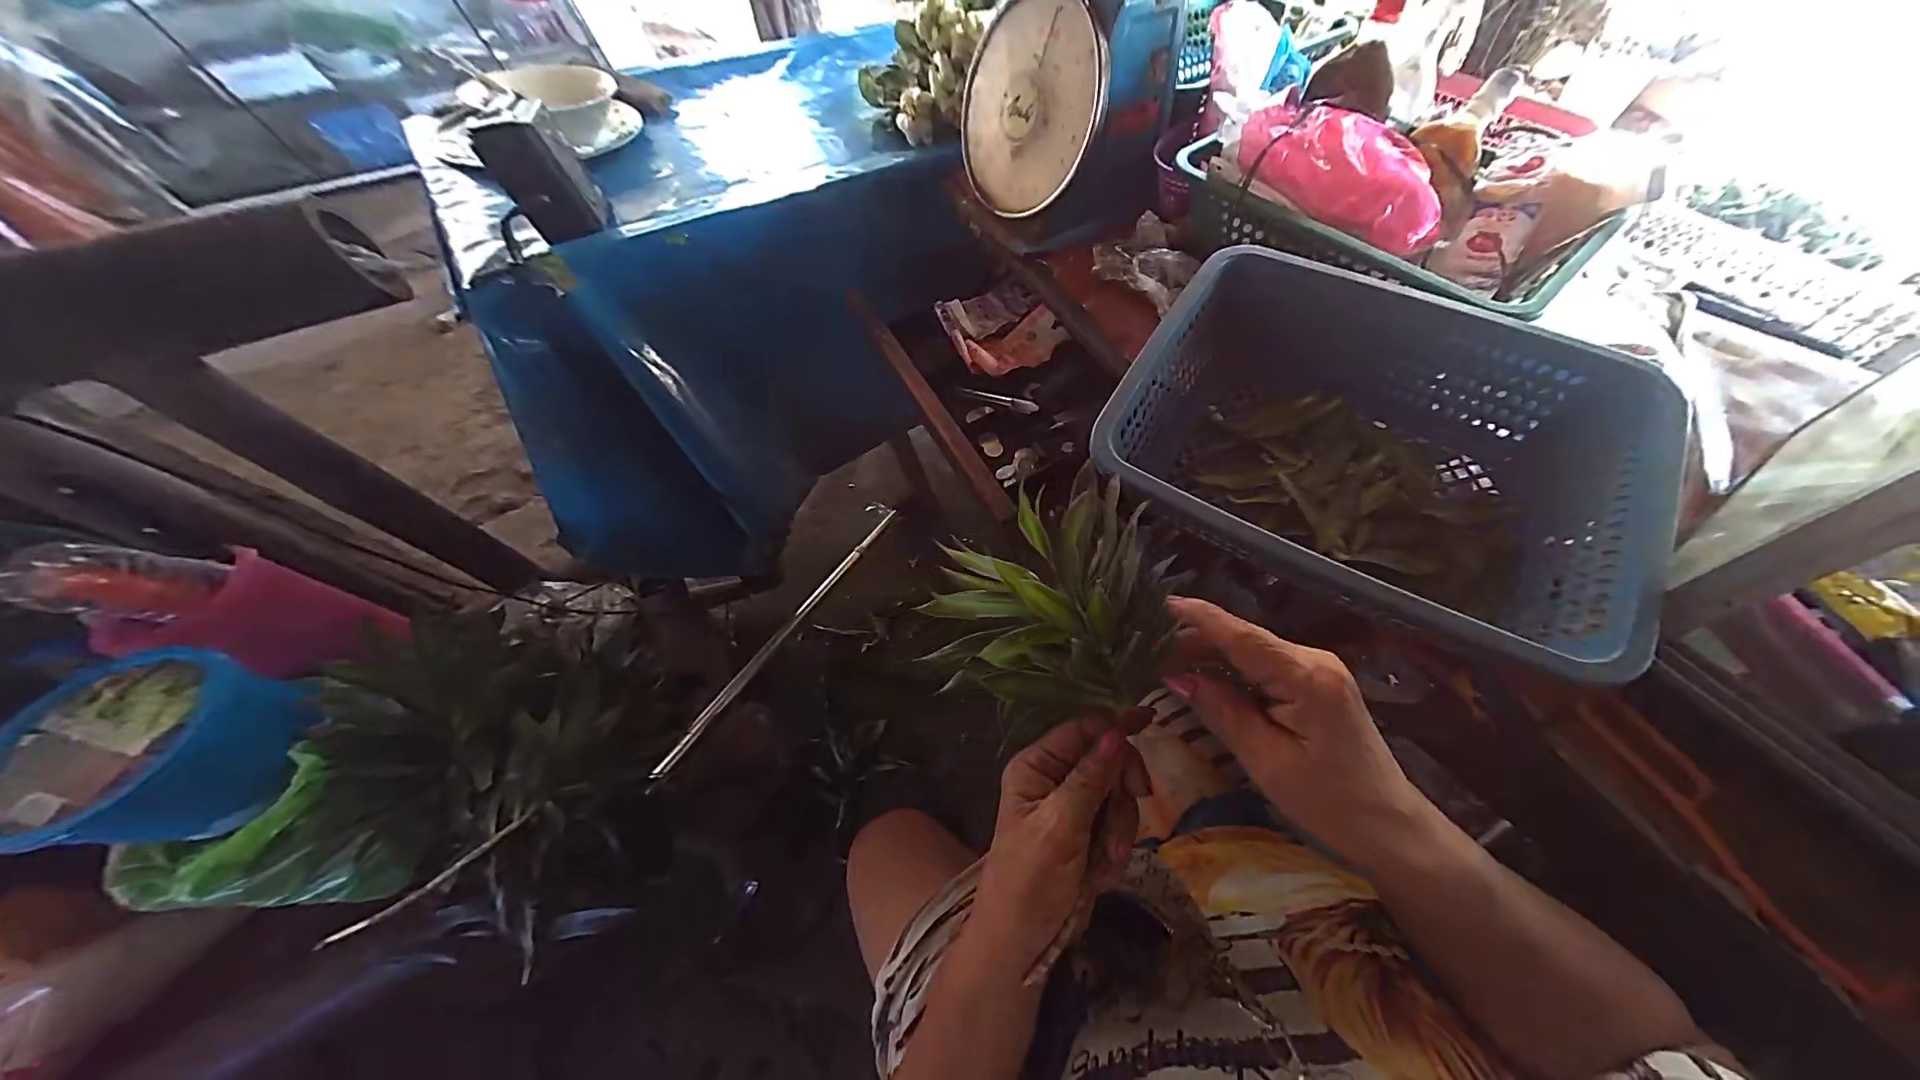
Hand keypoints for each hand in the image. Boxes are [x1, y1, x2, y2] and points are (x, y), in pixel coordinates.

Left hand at [971, 718, 1146, 979]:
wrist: (1024, 941)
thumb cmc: (1030, 880)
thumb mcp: (1061, 825)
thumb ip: (1091, 779)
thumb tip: (1116, 733)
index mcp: (1035, 766)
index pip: (1081, 731)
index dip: (1114, 728)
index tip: (1150, 722)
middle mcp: (1053, 779)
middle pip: (1107, 761)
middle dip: (1120, 792)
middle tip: (1131, 809)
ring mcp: (1072, 807)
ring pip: (1118, 796)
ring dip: (1119, 829)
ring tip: (1103, 859)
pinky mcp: (1087, 834)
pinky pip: (1119, 826)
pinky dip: (1115, 849)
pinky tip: (1098, 872)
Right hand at [1162, 596, 1441, 869]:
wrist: (1390, 827)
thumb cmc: (1330, 802)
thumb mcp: (1265, 761)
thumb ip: (1221, 712)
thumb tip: (1176, 677)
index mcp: (1306, 677)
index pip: (1241, 636)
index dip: (1198, 617)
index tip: (1159, 603)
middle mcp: (1313, 660)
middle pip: (1243, 639)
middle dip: (1194, 640)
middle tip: (1145, 647)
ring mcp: (1316, 669)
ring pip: (1250, 651)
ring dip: (1208, 654)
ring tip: (1162, 659)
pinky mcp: (1313, 682)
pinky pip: (1262, 666)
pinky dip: (1228, 669)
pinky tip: (1200, 674)